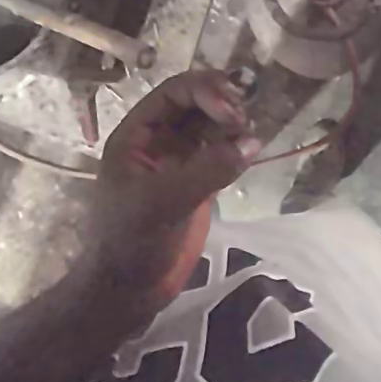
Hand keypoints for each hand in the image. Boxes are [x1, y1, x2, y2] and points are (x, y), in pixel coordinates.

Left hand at [90, 70, 261, 304]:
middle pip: (195, 103)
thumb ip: (206, 170)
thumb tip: (252, 141)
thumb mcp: (164, 202)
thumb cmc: (132, 241)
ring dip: (232, 123)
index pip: (173, 93)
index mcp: (136, 135)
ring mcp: (178, 161)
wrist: (128, 289)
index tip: (232, 113)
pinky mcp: (197, 182)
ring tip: (251, 134)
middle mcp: (158, 141)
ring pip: (210, 126)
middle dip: (222, 103)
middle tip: (245, 120)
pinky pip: (220, 152)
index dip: (204, 92)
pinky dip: (237, 147)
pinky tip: (251, 150)